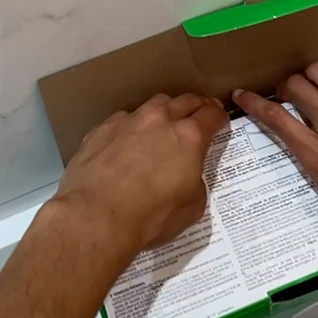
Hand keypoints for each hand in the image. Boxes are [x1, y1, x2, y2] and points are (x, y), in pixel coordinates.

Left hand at [54, 93, 228, 252]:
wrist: (96, 215)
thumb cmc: (151, 216)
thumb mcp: (192, 208)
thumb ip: (195, 182)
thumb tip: (187, 176)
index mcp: (189, 137)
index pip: (211, 115)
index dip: (219, 116)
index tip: (221, 119)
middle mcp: (160, 119)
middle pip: (185, 101)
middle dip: (197, 106)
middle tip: (201, 113)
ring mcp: (129, 120)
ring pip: (154, 104)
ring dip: (165, 111)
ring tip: (165, 123)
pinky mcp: (102, 128)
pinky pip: (124, 119)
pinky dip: (133, 127)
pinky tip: (128, 142)